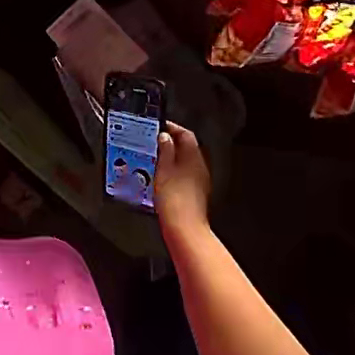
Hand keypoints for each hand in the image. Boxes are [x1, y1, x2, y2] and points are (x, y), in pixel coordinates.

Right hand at [154, 121, 210, 237]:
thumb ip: (165, 149)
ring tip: (155, 159)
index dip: (172, 128)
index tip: (159, 127)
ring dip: (172, 157)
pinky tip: (161, 177)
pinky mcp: (195, 193)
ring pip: (185, 161)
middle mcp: (200, 167)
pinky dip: (174, 172)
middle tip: (154, 142)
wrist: (184, 228)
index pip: (185, 134)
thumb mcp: (163, 168)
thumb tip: (164, 137)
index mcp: (194, 157)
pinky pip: (185, 175)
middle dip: (171, 143)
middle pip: (187, 147)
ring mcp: (199, 181)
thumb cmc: (174, 198)